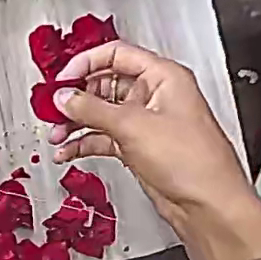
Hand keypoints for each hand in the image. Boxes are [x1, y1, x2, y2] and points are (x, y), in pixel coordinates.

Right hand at [51, 42, 260, 259]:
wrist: (208, 205)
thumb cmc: (193, 162)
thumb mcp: (133, 126)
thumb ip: (92, 109)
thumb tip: (65, 97)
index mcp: (162, 77)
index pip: (116, 54)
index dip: (85, 64)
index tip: (62, 80)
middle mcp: (154, 95)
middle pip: (104, 84)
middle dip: (75, 98)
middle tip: (53, 109)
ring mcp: (145, 122)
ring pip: (100, 113)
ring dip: (75, 123)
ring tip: (56, 134)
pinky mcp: (138, 146)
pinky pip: (103, 137)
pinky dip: (84, 143)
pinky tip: (67, 152)